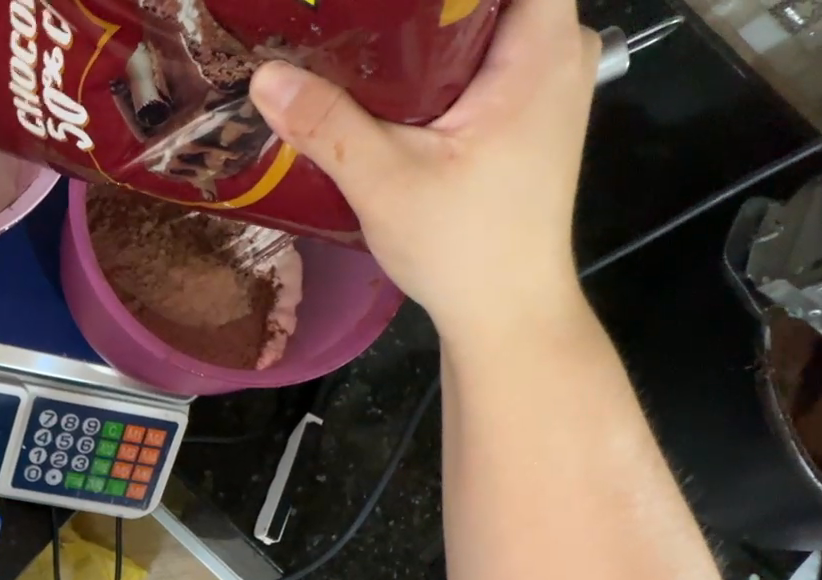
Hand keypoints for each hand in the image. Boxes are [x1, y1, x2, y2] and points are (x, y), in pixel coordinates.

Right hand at [248, 0, 599, 343]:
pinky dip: (432, 72)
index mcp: (541, 47)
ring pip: (477, 34)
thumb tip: (263, 77)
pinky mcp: (525, 119)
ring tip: (351, 49)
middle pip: (481, 1)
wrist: (503, 308)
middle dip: (412, 11)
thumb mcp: (384, 181)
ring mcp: (545, 87)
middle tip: (342, 19)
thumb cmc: (461, 241)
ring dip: (418, 41)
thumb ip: (327, 125)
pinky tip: (382, 94)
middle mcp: (558, 52)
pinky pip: (478, 68)